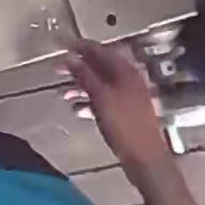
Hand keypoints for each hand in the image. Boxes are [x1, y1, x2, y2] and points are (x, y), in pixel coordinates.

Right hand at [62, 39, 172, 173]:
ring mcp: (128, 96)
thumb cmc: (123, 125)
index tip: (60, 45)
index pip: (97, 49)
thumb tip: (69, 58)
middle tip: (57, 69)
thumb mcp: (100, 97)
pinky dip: (90, 101)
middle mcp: (127, 78)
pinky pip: (104, 99)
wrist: (146, 160)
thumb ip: (84, 75)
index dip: (77, 46)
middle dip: (77, 67)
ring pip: (100, 83)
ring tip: (64, 92)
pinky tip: (77, 109)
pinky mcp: (125, 112)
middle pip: (98, 66)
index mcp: (124, 69)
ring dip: (81, 86)